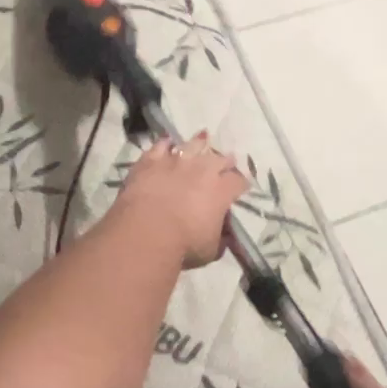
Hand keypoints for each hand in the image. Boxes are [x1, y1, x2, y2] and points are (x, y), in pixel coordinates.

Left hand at [113, 133, 247, 268]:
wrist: (146, 230)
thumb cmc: (184, 245)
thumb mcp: (212, 249)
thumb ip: (221, 238)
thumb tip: (227, 235)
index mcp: (221, 191)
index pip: (238, 181)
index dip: (241, 183)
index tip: (240, 187)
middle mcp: (202, 170)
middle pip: (219, 158)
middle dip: (224, 160)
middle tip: (226, 162)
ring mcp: (175, 161)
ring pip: (192, 144)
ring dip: (199, 142)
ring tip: (202, 138)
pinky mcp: (151, 160)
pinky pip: (160, 145)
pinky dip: (165, 144)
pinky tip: (167, 143)